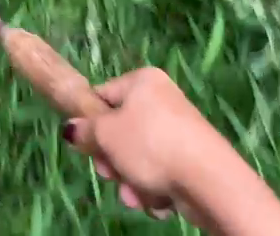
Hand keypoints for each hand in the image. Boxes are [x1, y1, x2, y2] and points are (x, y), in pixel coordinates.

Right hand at [64, 67, 230, 216]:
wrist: (208, 180)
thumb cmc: (150, 145)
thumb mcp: (107, 135)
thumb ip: (84, 130)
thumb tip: (71, 128)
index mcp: (142, 81)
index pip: (103, 96)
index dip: (92, 123)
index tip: (88, 147)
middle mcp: (161, 99)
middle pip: (121, 130)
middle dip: (113, 160)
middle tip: (111, 174)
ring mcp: (178, 129)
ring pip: (138, 156)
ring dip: (131, 179)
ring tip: (136, 195)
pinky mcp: (191, 158)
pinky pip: (160, 170)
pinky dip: (153, 187)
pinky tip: (156, 200)